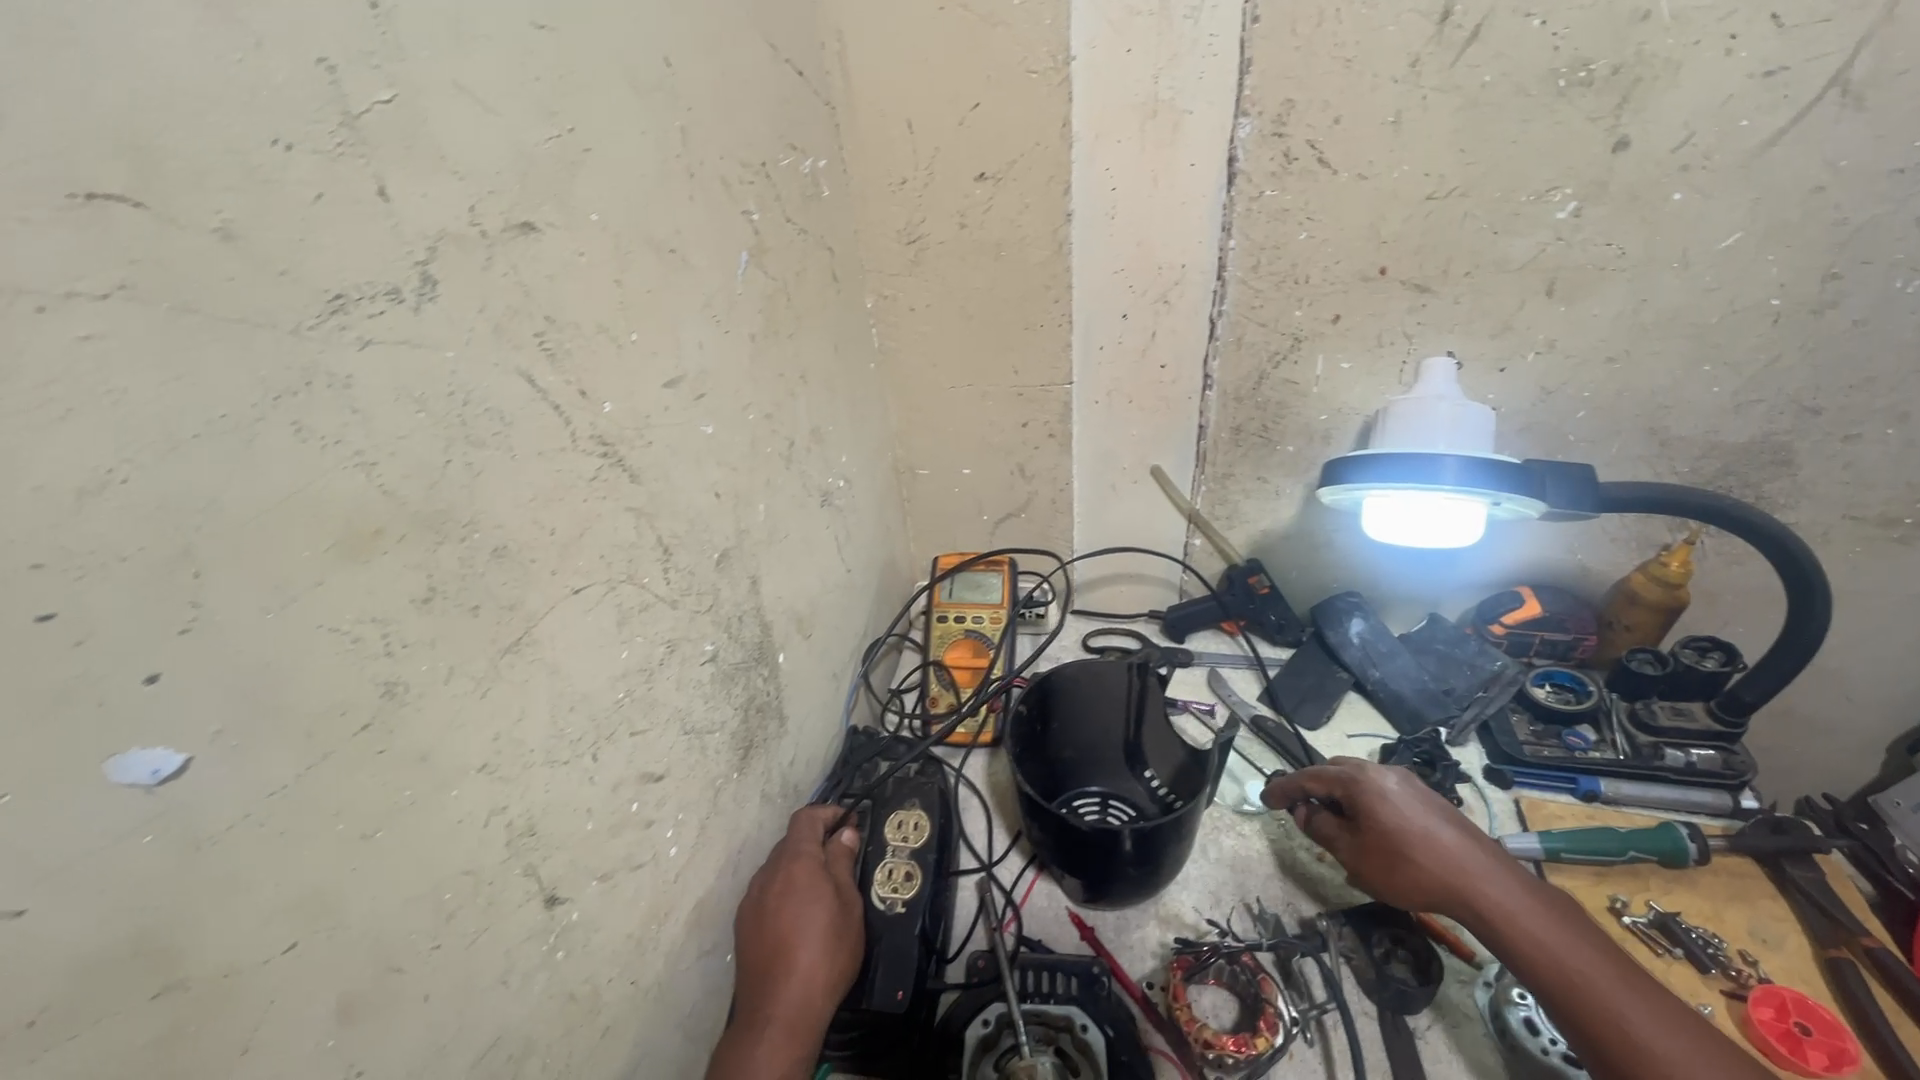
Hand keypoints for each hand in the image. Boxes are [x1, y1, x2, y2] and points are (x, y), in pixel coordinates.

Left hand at [730, 805, 865, 1034]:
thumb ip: (842, 863)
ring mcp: (751, 899)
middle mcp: (767, 873)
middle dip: (816, 842)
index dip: (828, 813)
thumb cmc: (825, 953)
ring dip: (800, 869)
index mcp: (795, 861)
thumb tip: (843, 833)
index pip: (806, 818)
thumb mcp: (848, 905)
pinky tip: (801, 918)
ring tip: (825, 892)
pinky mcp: (744, 924)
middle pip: (791, 842)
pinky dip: (786, 891)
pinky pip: (768, 893)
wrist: (779, 1011)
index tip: (850, 822)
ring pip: (778, 869)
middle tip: (843, 858)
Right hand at [1262, 758, 1527, 922]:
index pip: (1308, 777)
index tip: (1265, 798)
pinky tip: (1369, 828)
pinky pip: (1381, 790)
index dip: (1283, 788)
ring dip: (1340, 795)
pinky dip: (1363, 801)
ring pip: (1359, 779)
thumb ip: (1321, 828)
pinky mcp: (1426, 796)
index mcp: (1358, 780)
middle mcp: (1380, 771)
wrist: (1479, 880)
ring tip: (1334, 823)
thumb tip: (1305, 811)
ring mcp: (1407, 781)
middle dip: (1312, 787)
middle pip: (1334, 770)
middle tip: (1300, 811)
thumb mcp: (1352, 853)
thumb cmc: (1407, 867)